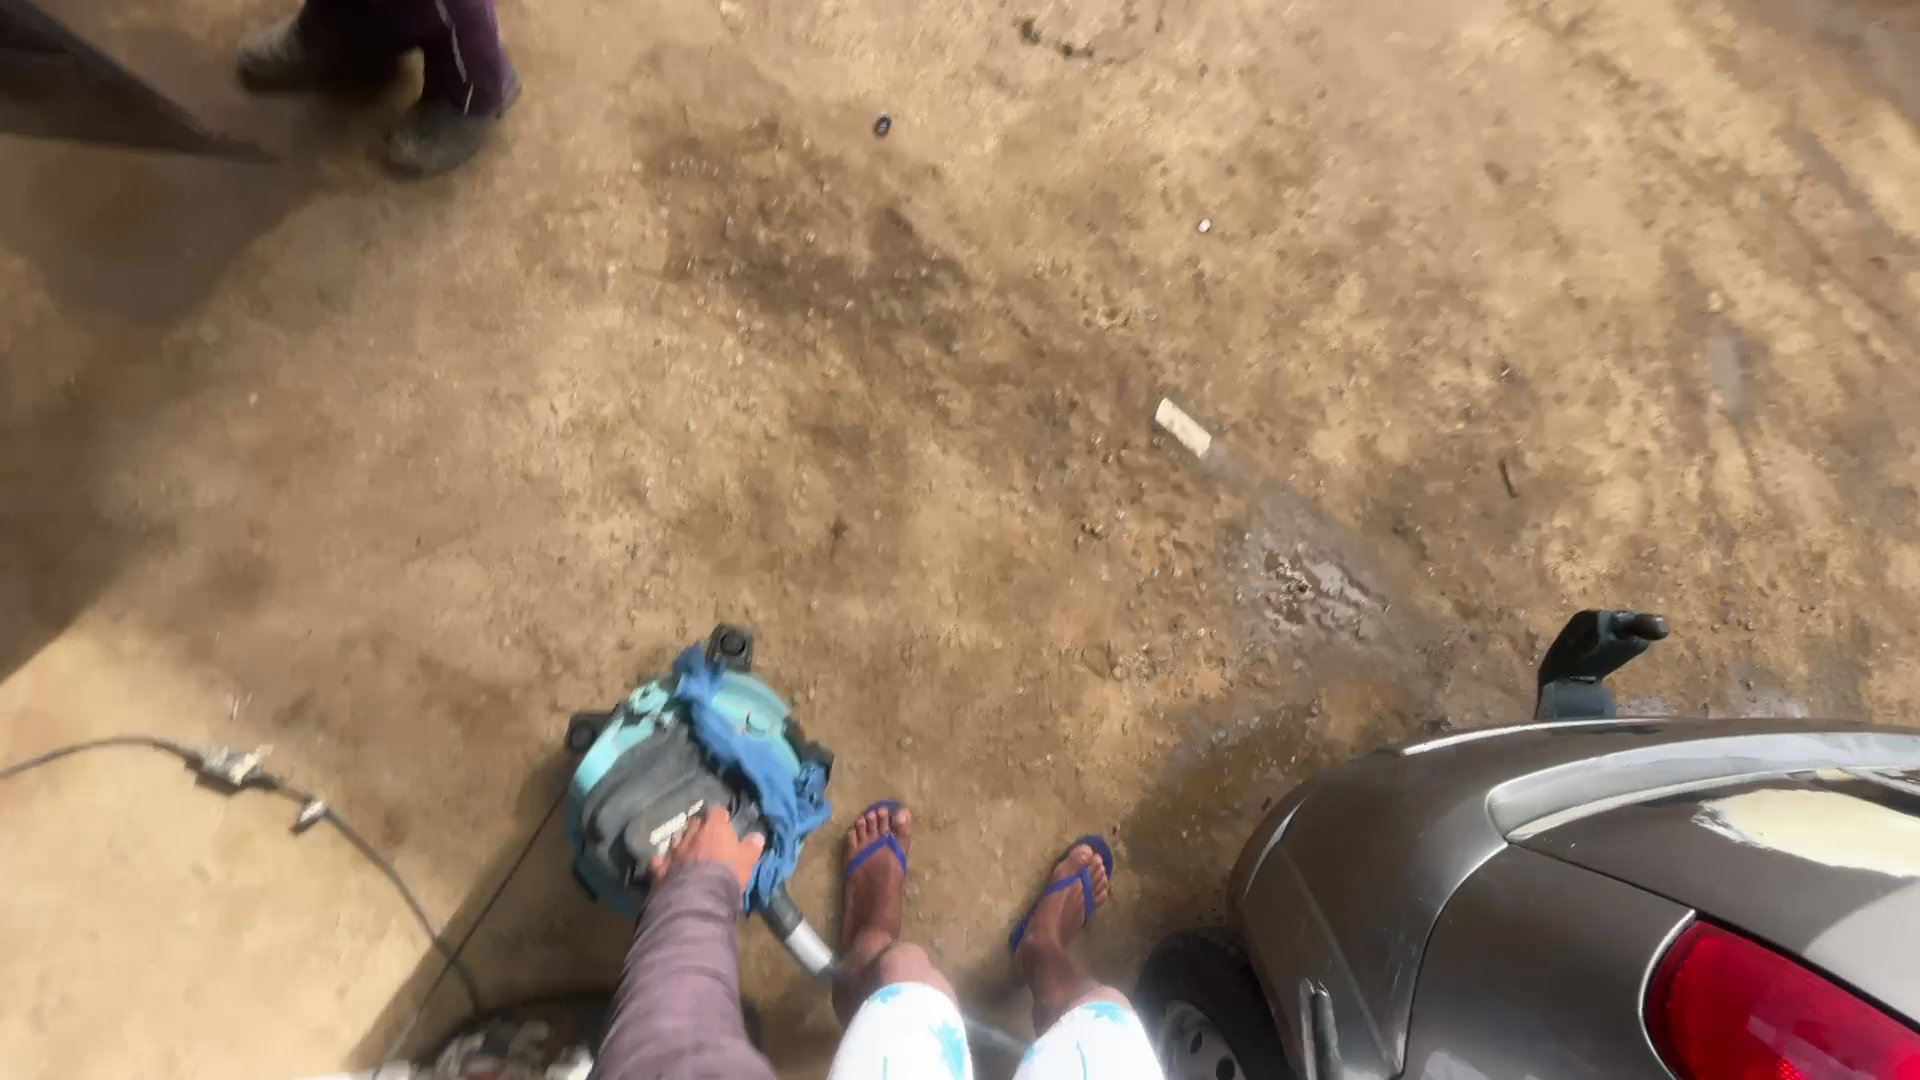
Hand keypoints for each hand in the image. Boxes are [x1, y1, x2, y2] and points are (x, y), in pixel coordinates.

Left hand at [648, 806, 766, 893]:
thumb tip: (757, 836)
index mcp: (715, 828)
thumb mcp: (747, 861)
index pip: (717, 811)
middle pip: (695, 822)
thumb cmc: (727, 875)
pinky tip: (663, 865)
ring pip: (676, 838)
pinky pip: (658, 861)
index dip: (721, 816)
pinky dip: (661, 862)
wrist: (696, 899)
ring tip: (686, 848)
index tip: (725, 821)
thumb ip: (751, 847)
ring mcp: (673, 851)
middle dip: (699, 826)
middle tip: (706, 835)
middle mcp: (692, 834)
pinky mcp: (659, 869)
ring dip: (681, 841)